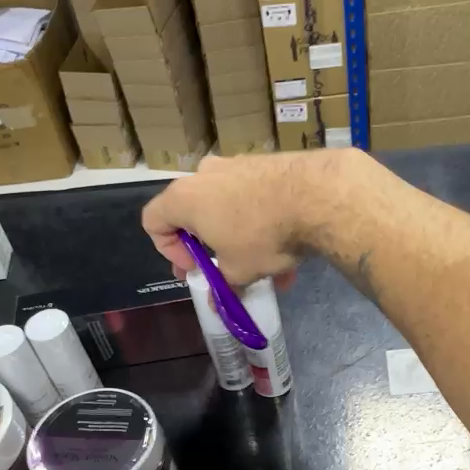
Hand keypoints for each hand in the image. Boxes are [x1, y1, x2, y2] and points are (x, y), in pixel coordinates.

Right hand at [141, 150, 364, 285]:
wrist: (317, 194)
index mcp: (185, 198)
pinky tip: (292, 254)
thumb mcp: (239, 272)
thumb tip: (217, 305)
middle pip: (194, 214)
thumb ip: (223, 287)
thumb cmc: (262, 235)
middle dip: (210, 247)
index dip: (168, 251)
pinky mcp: (266, 164)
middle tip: (226, 269)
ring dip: (243, 241)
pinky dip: (265, 225)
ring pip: (230, 209)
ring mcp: (237, 165)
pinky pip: (256, 199)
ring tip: (270, 271)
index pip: (153, 221)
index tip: (196, 268)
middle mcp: (205, 175)